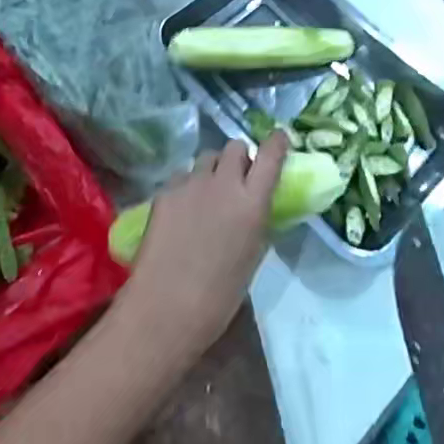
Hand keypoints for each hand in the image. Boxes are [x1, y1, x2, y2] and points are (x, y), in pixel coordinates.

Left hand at [115, 132, 287, 363]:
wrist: (166, 305)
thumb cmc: (219, 296)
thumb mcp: (252, 256)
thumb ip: (256, 222)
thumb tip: (255, 207)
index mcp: (252, 203)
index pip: (270, 156)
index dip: (276, 142)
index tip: (278, 138)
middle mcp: (223, 183)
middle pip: (234, 147)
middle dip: (239, 157)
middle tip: (237, 178)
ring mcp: (190, 183)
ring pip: (206, 158)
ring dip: (212, 170)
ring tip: (206, 194)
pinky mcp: (165, 190)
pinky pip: (181, 177)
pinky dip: (187, 187)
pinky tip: (181, 211)